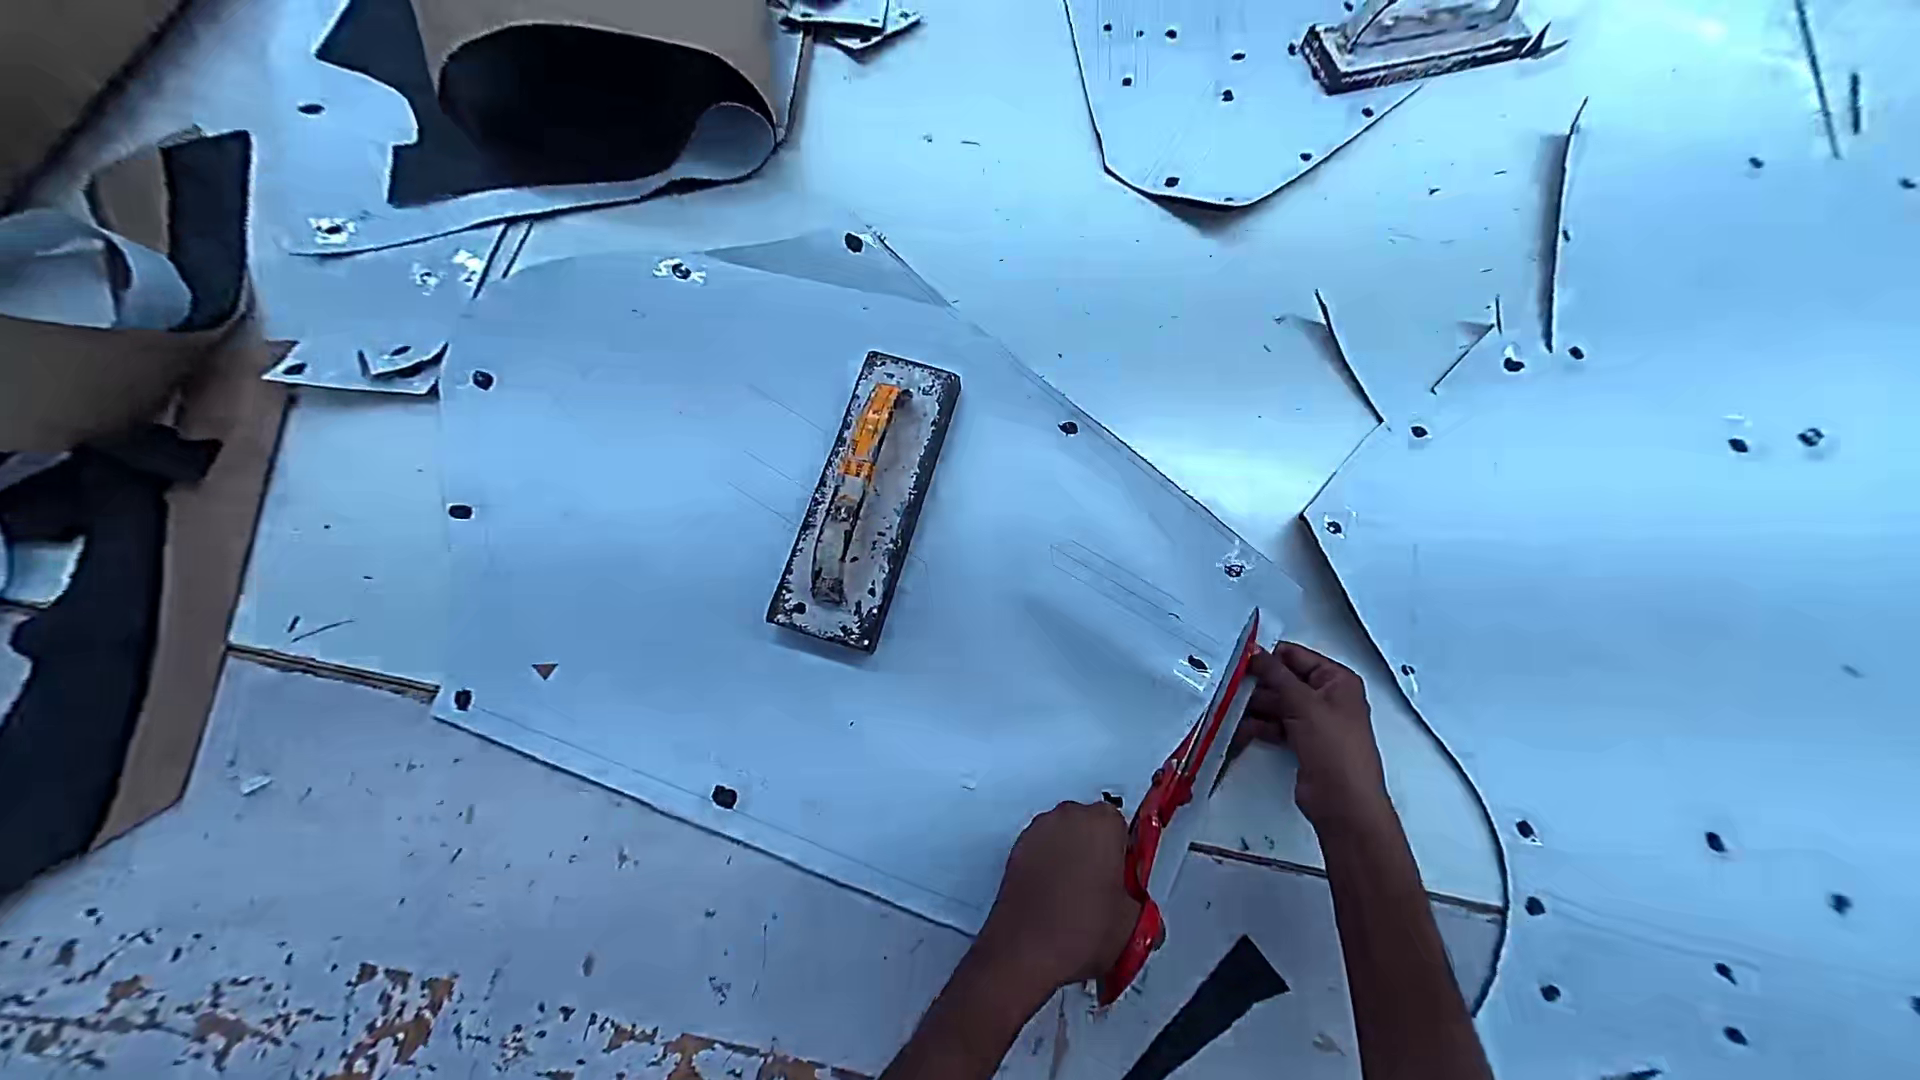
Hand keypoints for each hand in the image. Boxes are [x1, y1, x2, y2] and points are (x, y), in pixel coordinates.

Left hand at [975, 801, 1140, 993]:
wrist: (1027, 949)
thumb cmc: (1075, 930)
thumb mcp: (1133, 925)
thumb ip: (1143, 906)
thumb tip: (1141, 913)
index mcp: (1102, 823)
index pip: (1122, 824)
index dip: (1125, 852)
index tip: (1126, 874)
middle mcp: (1068, 817)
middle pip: (1091, 824)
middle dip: (1098, 850)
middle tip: (1105, 887)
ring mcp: (1039, 829)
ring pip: (1064, 835)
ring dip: (1071, 855)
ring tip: (1078, 898)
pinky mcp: (1018, 846)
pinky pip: (1041, 848)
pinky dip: (1048, 864)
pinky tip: (1055, 898)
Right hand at [1242, 642, 1390, 830]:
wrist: (1343, 803)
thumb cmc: (1334, 749)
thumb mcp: (1303, 703)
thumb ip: (1275, 673)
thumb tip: (1254, 650)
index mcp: (1337, 680)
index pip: (1295, 656)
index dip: (1268, 657)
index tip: (1239, 660)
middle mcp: (1326, 697)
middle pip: (1282, 680)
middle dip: (1256, 685)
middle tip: (1228, 685)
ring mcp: (1313, 720)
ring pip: (1275, 703)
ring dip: (1253, 707)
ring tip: (1229, 709)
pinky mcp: (1301, 740)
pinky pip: (1274, 723)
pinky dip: (1258, 725)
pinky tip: (1240, 729)